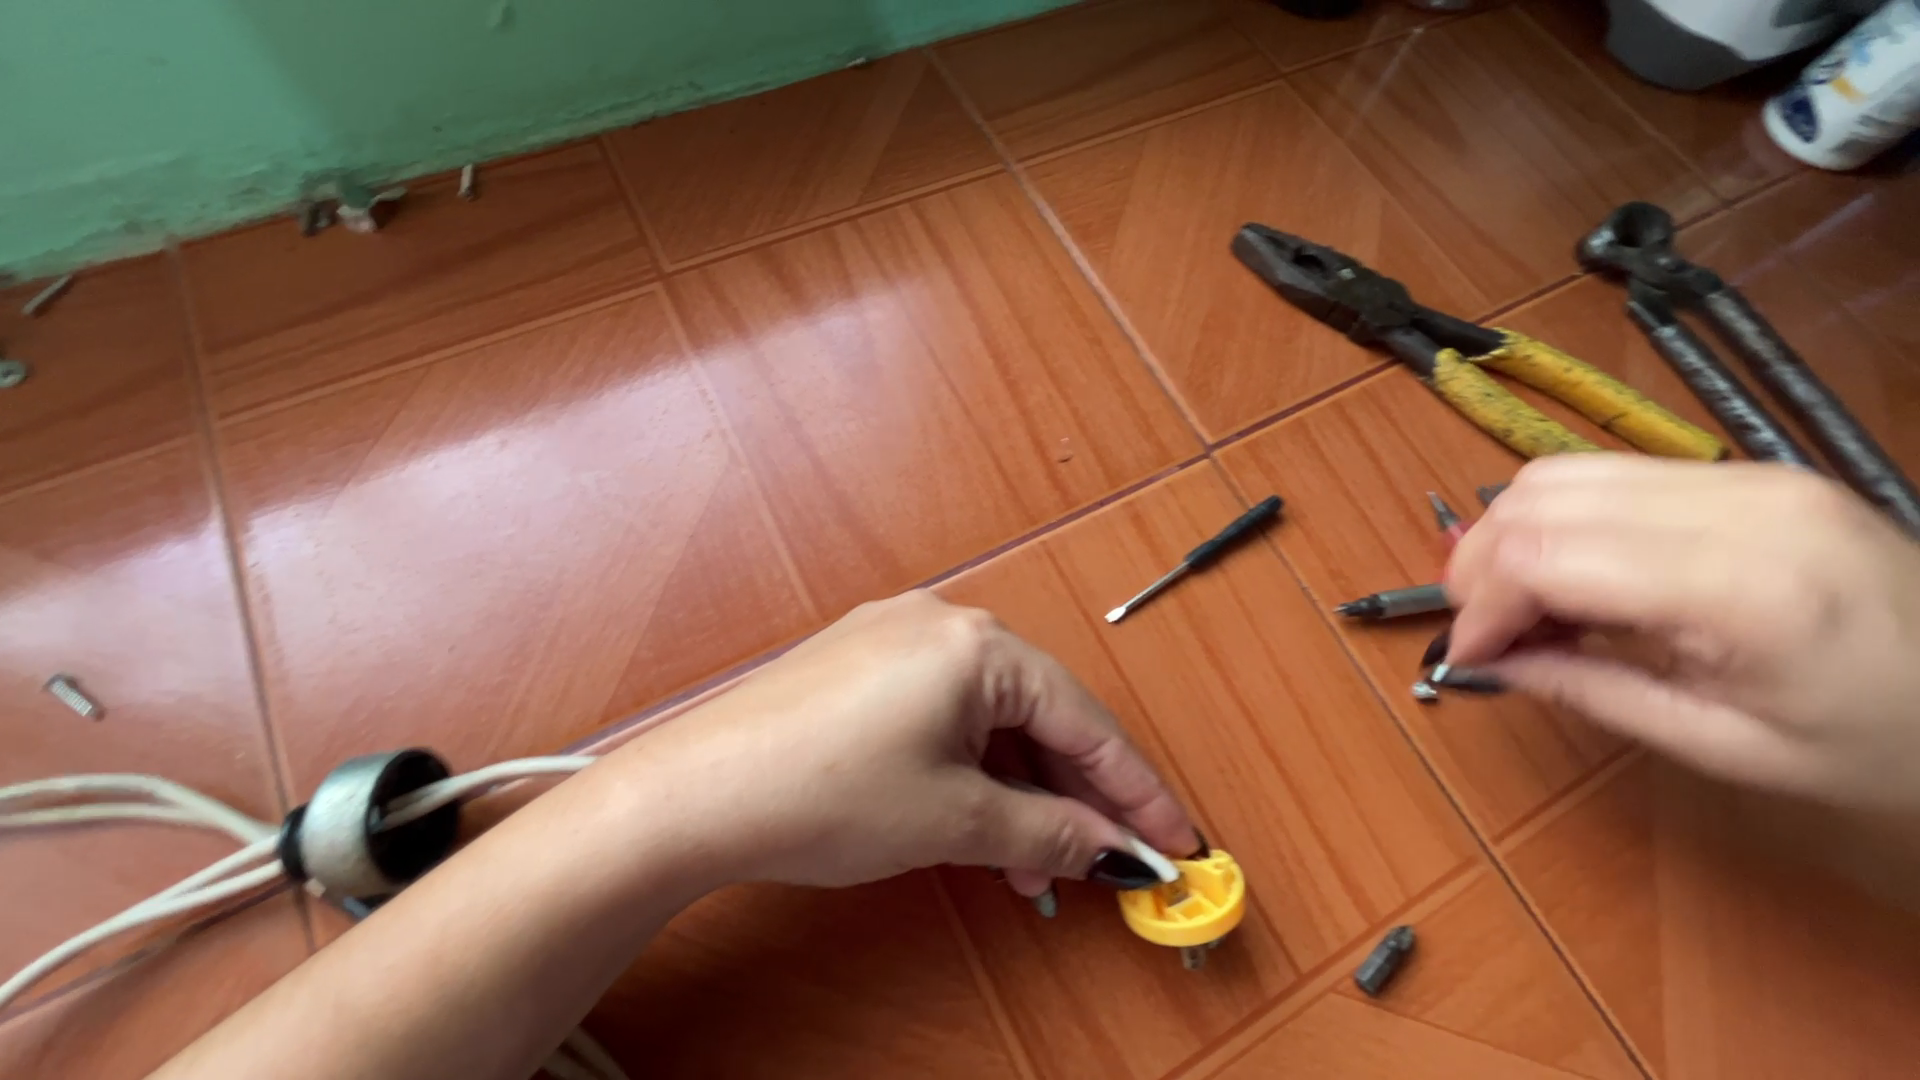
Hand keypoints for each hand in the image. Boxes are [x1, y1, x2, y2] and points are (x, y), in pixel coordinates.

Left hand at [609, 591, 1200, 893]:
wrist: (696, 792)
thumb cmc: (820, 791)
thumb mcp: (955, 820)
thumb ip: (1049, 828)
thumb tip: (1110, 843)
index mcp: (978, 643)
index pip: (1084, 718)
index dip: (1135, 787)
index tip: (1173, 835)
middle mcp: (942, 623)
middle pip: (1038, 714)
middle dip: (1072, 793)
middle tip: (1104, 858)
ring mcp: (898, 638)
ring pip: (990, 716)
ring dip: (1018, 786)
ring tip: (1032, 860)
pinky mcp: (865, 663)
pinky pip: (945, 711)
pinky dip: (971, 765)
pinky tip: (981, 817)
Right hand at [1445, 454, 1919, 811]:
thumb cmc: (1882, 743)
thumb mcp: (1722, 744)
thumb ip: (1587, 690)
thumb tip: (1484, 659)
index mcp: (1743, 588)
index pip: (1545, 558)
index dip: (1481, 605)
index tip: (1468, 653)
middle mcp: (1738, 505)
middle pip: (1537, 502)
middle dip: (1479, 565)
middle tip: (1483, 628)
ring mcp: (1743, 475)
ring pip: (1554, 475)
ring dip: (1505, 535)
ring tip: (1515, 598)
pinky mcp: (1740, 470)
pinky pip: (1598, 473)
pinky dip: (1549, 518)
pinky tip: (1562, 568)